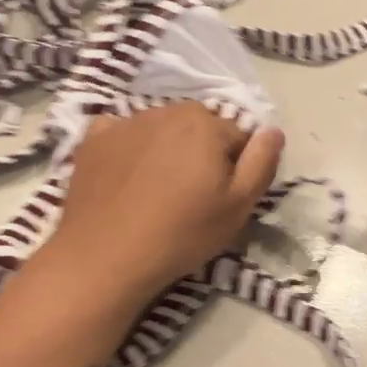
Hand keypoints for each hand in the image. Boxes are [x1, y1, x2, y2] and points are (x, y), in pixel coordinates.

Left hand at [46, 102, 283, 294]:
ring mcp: (126, 122)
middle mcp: (166, 111)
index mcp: (206, 124)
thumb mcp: (238, 207)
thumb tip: (273, 131)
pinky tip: (127, 178)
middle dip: (202, 153)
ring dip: (167, 150)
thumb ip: (261, 163)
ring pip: (161, 129)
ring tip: (158, 192)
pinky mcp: (94, 139)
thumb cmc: (182, 234)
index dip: (237, 168)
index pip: (239, 136)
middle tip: (192, 197)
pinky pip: (122, 134)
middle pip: (199, 127)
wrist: (106, 256)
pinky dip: (130, 149)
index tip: (223, 198)